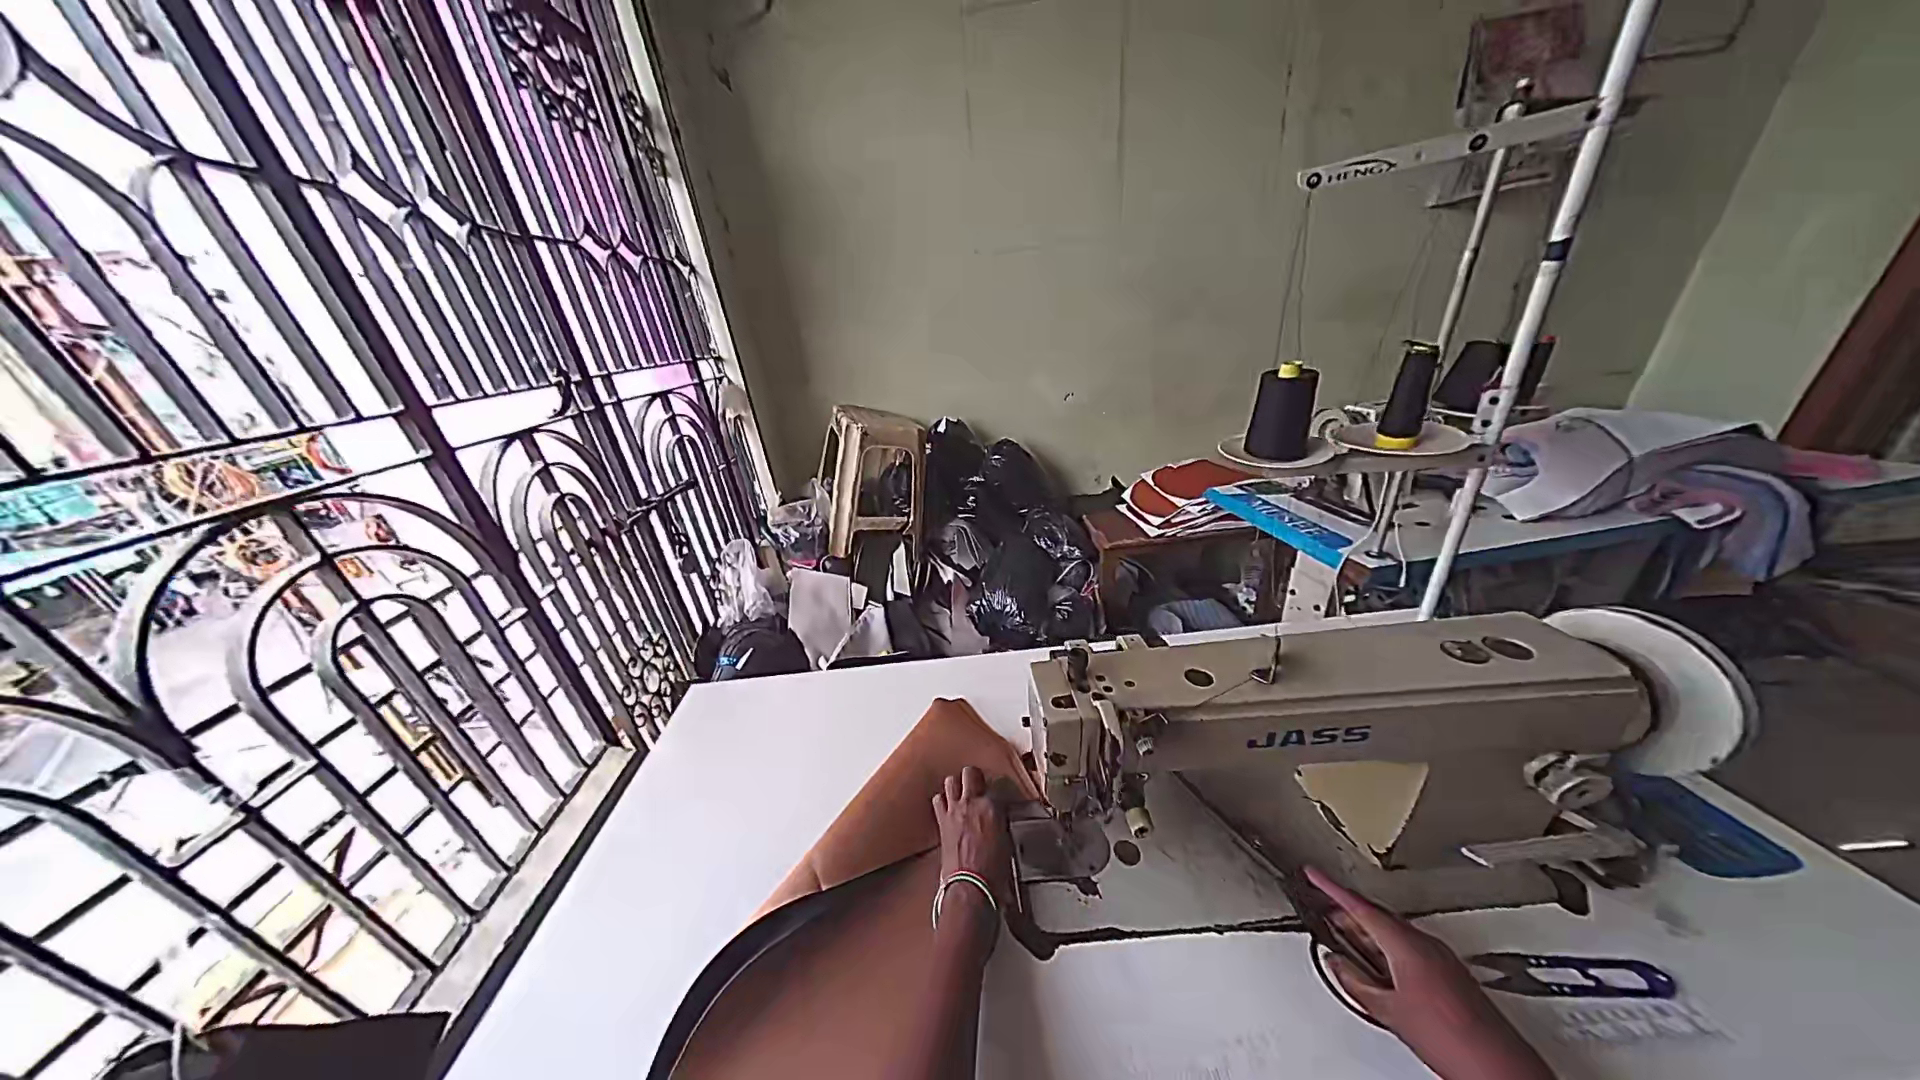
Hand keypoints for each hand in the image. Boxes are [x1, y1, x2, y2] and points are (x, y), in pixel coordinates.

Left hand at [931, 766, 1011, 935]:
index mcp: (992, 808)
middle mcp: (971, 803)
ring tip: (962, 793)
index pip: (996, 785)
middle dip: (974, 777)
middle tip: (978, 785)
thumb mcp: (1006, 843)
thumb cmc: (992, 872)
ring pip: (950, 781)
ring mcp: (954, 810)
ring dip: (956, 785)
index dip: (997, 790)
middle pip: (970, 773)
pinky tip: (949, 807)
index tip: (999, 796)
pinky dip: (943, 800)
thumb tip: (997, 819)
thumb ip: (1000, 823)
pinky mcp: (942, 821)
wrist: (970, 888)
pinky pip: (938, 800)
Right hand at [1306, 866, 1555, 1079]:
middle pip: (1377, 916)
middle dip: (1348, 914)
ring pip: (1393, 933)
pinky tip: (1380, 969)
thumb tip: (1337, 963)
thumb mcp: (1388, 1010)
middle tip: (1326, 913)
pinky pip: (1410, 948)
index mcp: (1405, 944)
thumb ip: (1355, 981)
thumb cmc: (1453, 1040)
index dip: (1331, 887)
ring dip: (1368, 935)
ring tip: (1349, 947)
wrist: (1501, 1069)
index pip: (1359, 906)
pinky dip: (1388, 950)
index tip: (1314, 874)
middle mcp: (1425, 944)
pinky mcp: (1451, 973)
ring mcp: (1441, 958)